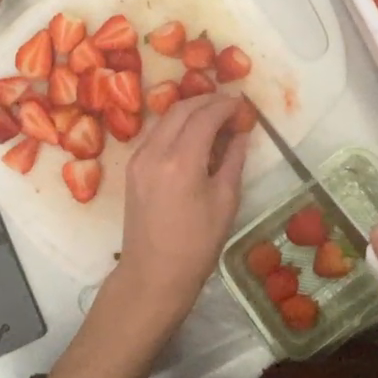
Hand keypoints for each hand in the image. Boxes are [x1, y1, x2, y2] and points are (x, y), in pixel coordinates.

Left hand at [40, 94, 247, 377]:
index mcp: (181, 161)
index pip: (205, 116)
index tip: (243, 105)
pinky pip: (157, 134)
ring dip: (191, 111)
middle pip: (181, 109)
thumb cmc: (197, 245)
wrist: (153, 275)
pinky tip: (194, 137)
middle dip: (207, 101)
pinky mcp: (133, 168)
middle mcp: (155, 152)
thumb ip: (233, 160)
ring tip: (215, 117)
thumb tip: (241, 133)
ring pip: (166, 119)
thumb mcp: (225, 202)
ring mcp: (139, 159)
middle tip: (231, 106)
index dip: (226, 106)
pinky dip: (177, 126)